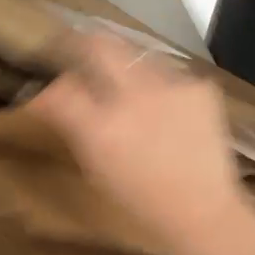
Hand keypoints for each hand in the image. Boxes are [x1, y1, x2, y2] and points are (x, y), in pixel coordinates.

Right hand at [26, 30, 248, 254]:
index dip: (50, 84)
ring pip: (136, 54)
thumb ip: (75, 127)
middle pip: (99, 45)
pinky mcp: (200, 85)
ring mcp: (171, 86)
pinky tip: (165, 106)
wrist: (205, 210)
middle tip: (78, 53)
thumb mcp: (96, 169)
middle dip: (82, 44)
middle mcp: (135, 97)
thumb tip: (54, 99)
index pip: (61, 87)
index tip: (49, 84)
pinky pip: (169, 72)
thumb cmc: (143, 201)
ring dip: (124, 66)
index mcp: (102, 128)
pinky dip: (159, 84)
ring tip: (128, 87)